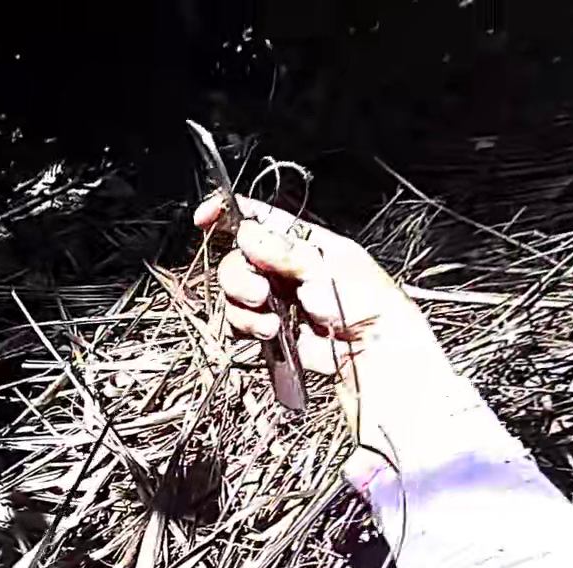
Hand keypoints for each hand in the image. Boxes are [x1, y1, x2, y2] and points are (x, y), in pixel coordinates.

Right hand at [194, 195, 464, 447]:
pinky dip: (246, 328)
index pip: (258, 219)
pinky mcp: (264, 327)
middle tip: (261, 294)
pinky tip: (269, 333)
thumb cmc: (365, 303)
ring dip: (246, 310)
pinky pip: (236, 323)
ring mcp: (270, 299)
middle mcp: (280, 268)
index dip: (228, 214)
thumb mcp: (327, 268)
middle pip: (235, 261)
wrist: (367, 349)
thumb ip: (285, 252)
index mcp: (299, 242)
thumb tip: (248, 233)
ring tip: (272, 323)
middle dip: (240, 279)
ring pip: (232, 295)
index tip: (206, 217)